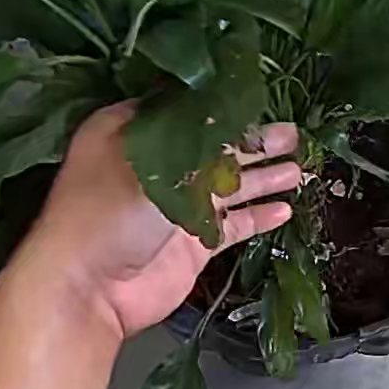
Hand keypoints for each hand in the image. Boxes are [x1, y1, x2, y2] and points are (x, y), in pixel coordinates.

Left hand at [25, 102, 301, 336]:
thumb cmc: (108, 212)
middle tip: (293, 135)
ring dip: (263, 177)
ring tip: (298, 168)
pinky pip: (232, 226)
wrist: (91, 288)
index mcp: (133, 133)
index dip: (223, 107)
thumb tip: (232, 114)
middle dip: (254, 143)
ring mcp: (176, 208)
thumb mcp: (152, 163)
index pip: (186, 110)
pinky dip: (257, 217)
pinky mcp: (192, 244)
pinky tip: (284, 208)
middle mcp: (158, 167)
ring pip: (229, 187)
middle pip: (215, 149)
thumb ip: (196, 141)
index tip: (260, 99)